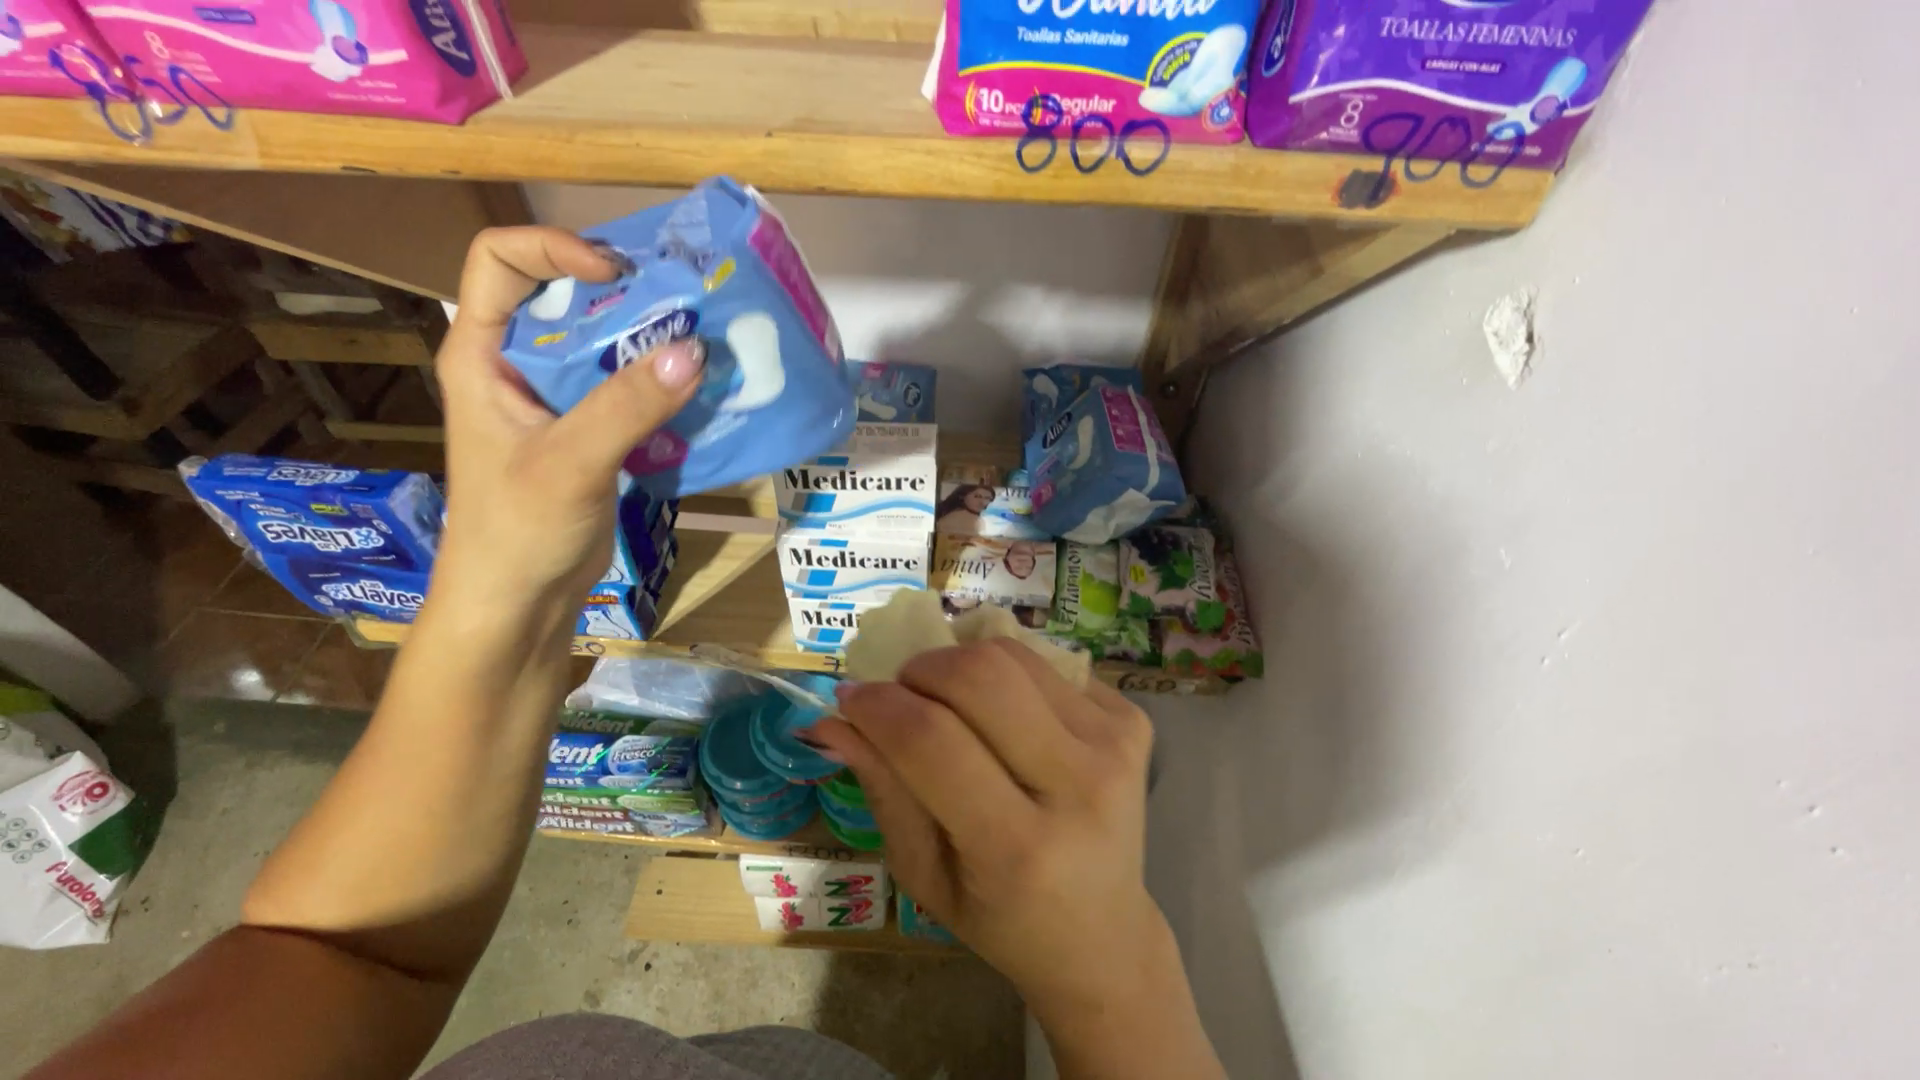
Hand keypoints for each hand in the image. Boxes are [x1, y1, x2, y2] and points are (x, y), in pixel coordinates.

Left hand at [431, 227, 704, 614]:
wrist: (519, 604)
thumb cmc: (517, 530)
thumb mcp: (569, 461)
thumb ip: (627, 406)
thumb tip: (695, 352)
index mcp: (482, 354)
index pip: (501, 261)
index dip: (554, 249)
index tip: (617, 275)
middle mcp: (518, 366)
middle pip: (567, 299)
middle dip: (627, 296)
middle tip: (685, 303)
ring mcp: (558, 402)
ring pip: (606, 347)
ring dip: (654, 343)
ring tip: (705, 343)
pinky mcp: (591, 434)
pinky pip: (629, 392)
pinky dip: (664, 387)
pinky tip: (701, 395)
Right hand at [810, 640, 1163, 1010]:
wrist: (1104, 933)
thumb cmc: (1002, 918)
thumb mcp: (925, 875)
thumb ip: (883, 790)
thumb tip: (831, 718)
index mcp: (1018, 848)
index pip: (932, 741)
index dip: (878, 706)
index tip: (850, 699)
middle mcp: (1079, 787)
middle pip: (980, 675)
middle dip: (921, 670)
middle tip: (903, 696)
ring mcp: (1115, 746)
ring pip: (1013, 655)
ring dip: (961, 664)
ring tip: (950, 703)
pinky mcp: (1133, 720)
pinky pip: (1049, 664)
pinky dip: (1008, 677)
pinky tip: (1005, 718)